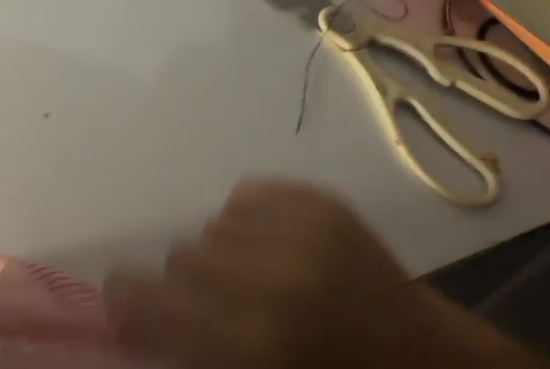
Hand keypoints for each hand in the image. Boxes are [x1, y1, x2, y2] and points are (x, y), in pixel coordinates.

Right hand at [103, 180, 546, 368]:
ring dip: (222, 253)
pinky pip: (248, 196)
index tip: (125, 306)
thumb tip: (124, 313)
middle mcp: (270, 272)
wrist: (425, 360)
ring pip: (213, 223)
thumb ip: (190, 345)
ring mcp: (299, 226)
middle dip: (188, 286)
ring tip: (255, 280)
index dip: (128, 300)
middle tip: (213, 310)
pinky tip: (276, 250)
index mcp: (252, 338)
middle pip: (181, 256)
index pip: (149, 296)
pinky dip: (250, 223)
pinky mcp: (318, 199)